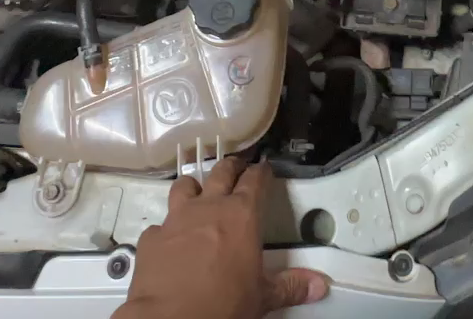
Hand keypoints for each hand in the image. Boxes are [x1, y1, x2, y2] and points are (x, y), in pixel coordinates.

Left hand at [114, 157, 330, 318]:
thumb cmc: (223, 306)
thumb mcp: (262, 298)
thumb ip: (291, 286)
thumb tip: (320, 285)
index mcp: (242, 214)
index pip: (256, 178)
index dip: (262, 171)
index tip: (265, 169)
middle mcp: (210, 206)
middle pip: (222, 171)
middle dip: (232, 168)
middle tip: (238, 171)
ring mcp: (177, 218)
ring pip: (185, 185)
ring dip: (194, 188)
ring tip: (199, 196)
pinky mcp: (152, 238)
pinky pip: (159, 225)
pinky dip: (166, 230)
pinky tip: (169, 242)